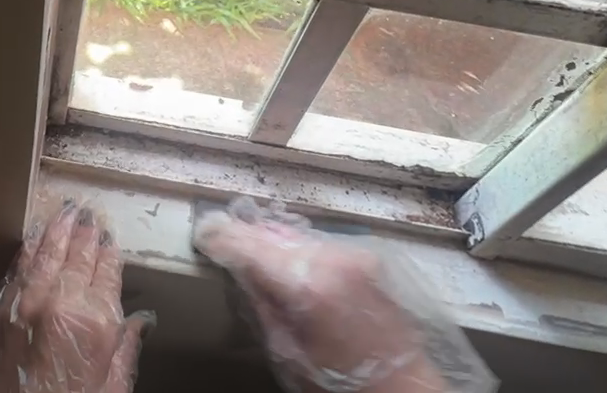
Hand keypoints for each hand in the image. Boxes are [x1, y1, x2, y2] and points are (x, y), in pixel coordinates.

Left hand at [0, 201, 146, 392]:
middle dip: (84, 234)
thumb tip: (140, 324)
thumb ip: (123, 356)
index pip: (107, 273)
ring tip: (65, 212)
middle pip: (76, 256)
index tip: (110, 238)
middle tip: (88, 213)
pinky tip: (34, 239)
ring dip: (55, 230)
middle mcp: (57, 301)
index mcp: (93, 324)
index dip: (109, 254)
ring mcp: (20, 302)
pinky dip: (28, 250)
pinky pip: (15, 269)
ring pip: (43, 252)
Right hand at [194, 204, 450, 392]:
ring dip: (271, 238)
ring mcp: (351, 253)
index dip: (221, 235)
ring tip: (249, 244)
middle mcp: (330, 258)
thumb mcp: (286, 351)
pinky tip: (284, 255)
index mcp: (306, 285)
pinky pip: (317, 241)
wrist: (403, 389)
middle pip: (271, 233)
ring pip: (294, 233)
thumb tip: (239, 267)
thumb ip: (261, 302)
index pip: (249, 245)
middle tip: (220, 235)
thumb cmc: (341, 382)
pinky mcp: (364, 254)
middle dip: (245, 235)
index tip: (203, 231)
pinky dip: (297, 245)